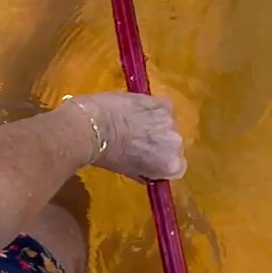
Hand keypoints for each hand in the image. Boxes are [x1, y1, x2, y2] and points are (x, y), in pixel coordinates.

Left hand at [66, 92, 185, 180]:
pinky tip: (136, 109)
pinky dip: (152, 108)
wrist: (94, 126)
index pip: (177, 167)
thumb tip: (148, 170)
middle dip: (160, 143)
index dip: (161, 162)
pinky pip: (163, 106)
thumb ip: (146, 170)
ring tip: (134, 122)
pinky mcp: (162, 101)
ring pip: (168, 124)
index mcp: (171, 165)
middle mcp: (176, 143)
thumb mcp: (128, 171)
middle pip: (173, 144)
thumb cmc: (107, 155)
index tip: (148, 159)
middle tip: (138, 140)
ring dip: (156, 124)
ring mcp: (170, 120)